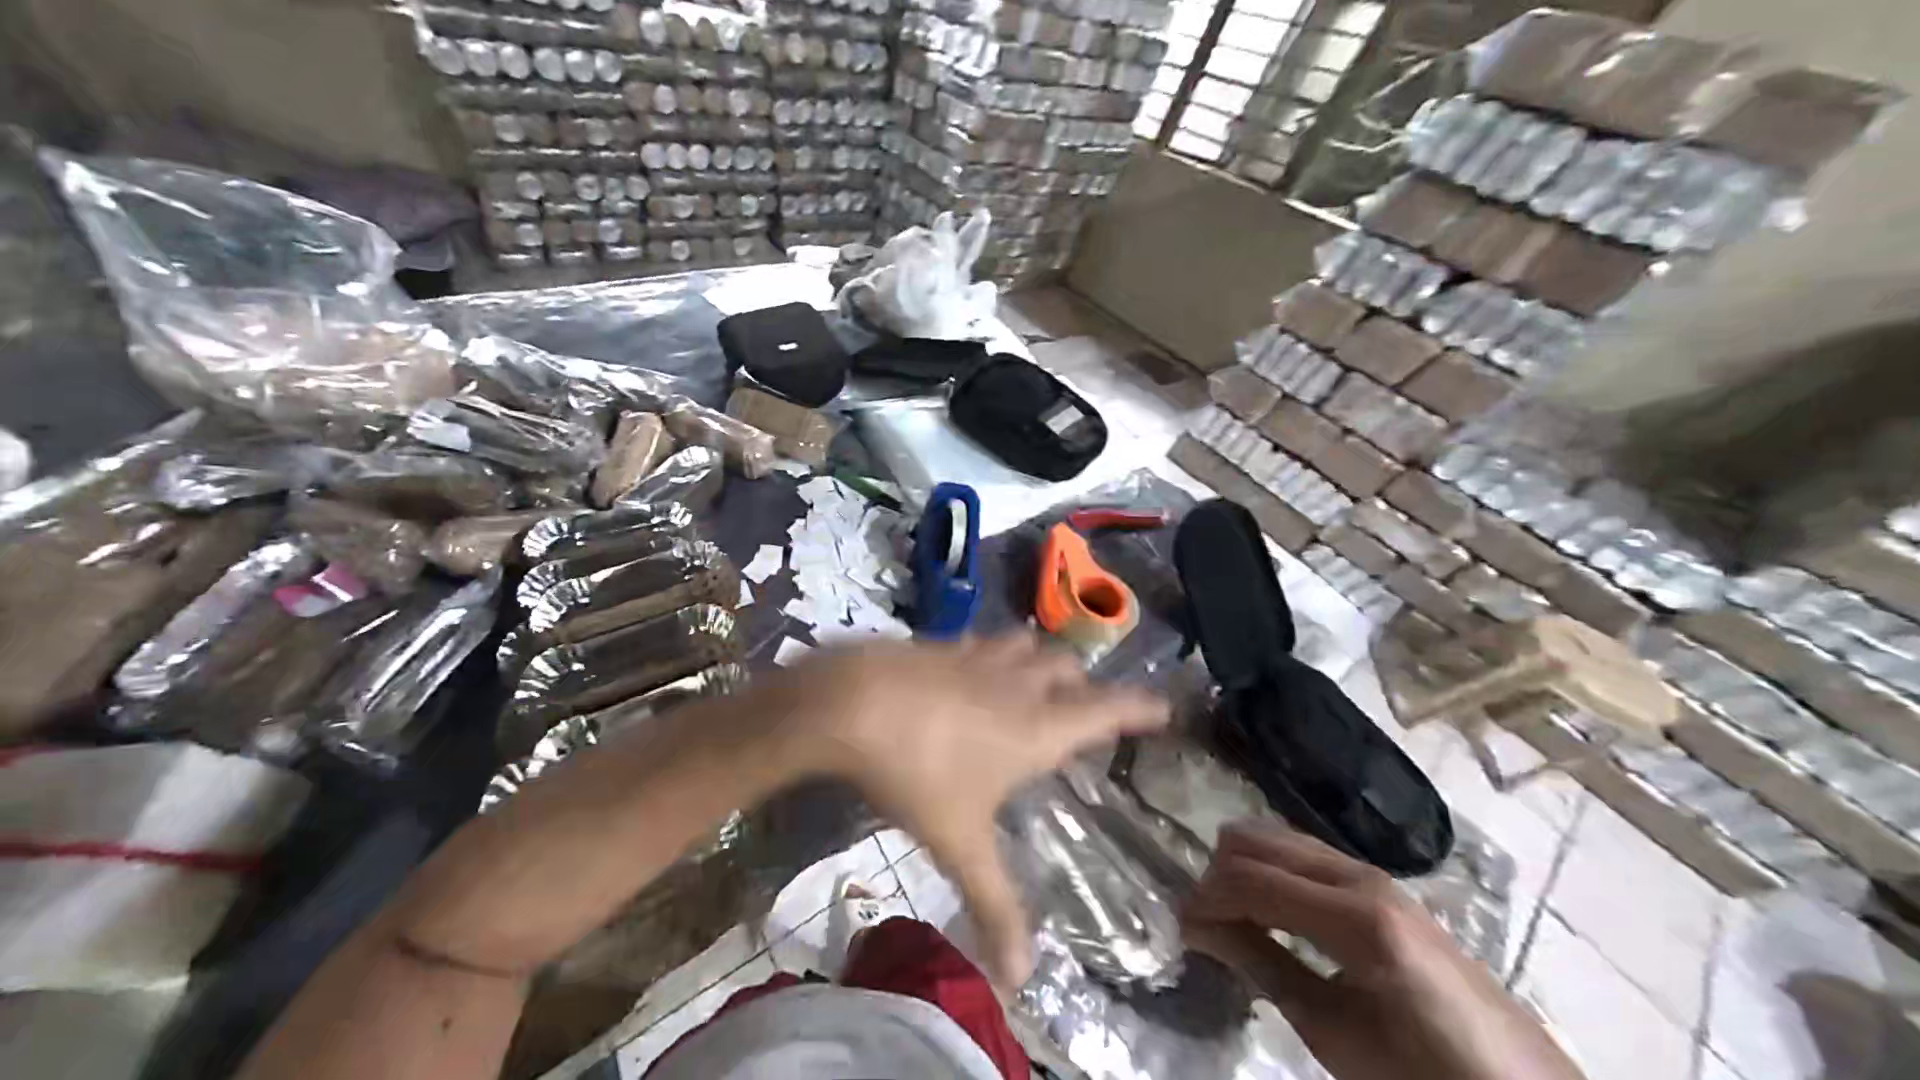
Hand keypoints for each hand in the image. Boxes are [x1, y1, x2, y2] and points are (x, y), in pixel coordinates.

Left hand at [767, 633, 1168, 984]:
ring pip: (1027, 645)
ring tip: (1037, 678)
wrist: (850, 703)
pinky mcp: (940, 644)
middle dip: (1085, 684)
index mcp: (1038, 728)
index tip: (1162, 708)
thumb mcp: (960, 845)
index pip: (1107, 711)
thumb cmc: (918, 773)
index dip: (1140, 708)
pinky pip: (980, 642)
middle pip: (1069, 669)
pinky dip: (991, 653)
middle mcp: (1017, 684)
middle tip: (1084, 705)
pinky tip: (971, 667)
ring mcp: (978, 657)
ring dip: (1041, 660)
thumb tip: (1020, 980)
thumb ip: (994, 906)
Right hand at [1183, 821, 1584, 1079]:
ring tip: (1231, 920)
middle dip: (1218, 878)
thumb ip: (1263, 966)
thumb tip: (1196, 925)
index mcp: (1355, 918)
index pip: (1249, 879)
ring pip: (1277, 838)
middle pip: (1256, 842)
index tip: (1179, 929)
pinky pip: (1303, 854)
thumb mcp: (1335, 1035)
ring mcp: (1372, 873)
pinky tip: (1270, 912)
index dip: (1204, 900)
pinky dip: (1271, 871)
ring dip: (1243, 870)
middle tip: (1205, 928)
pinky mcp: (1379, 884)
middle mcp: (1360, 876)